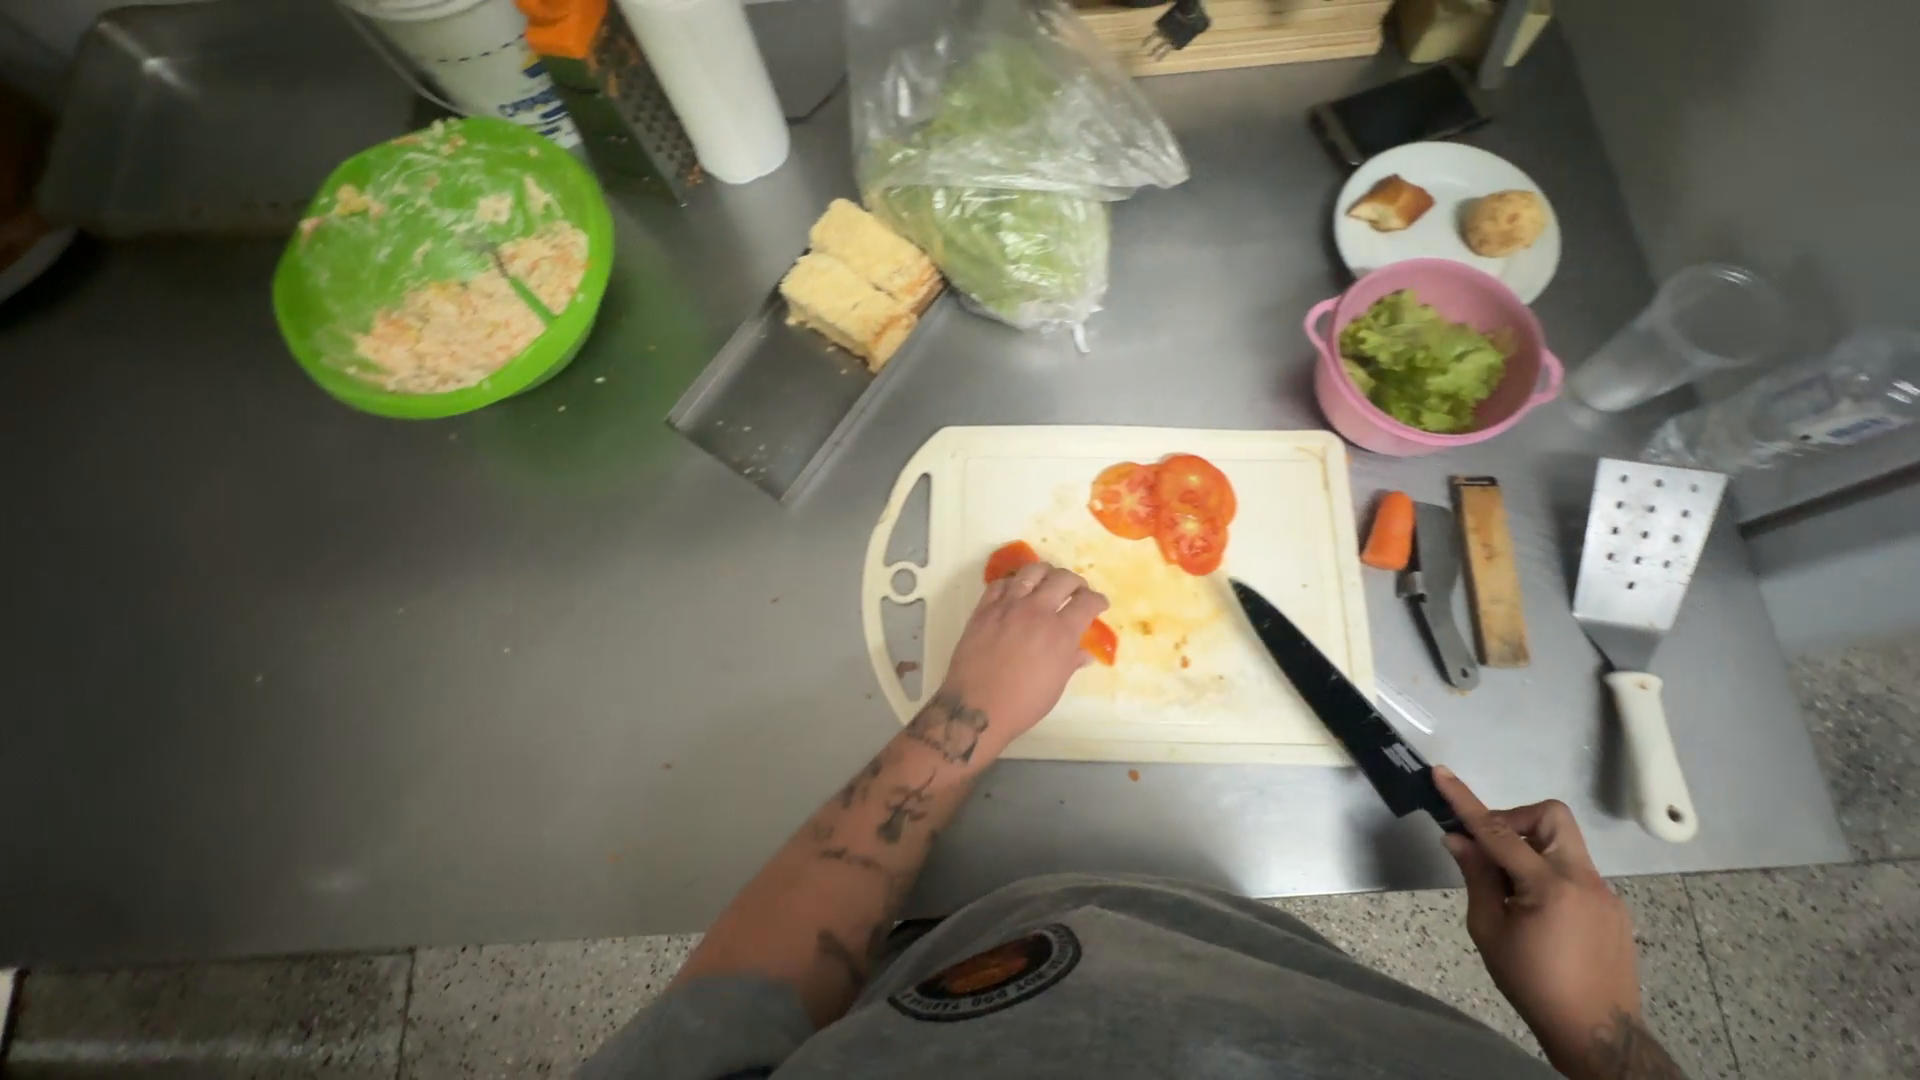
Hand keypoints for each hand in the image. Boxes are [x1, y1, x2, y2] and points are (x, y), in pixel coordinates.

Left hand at [935, 560, 1107, 752]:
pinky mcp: (984, 609)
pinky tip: (1016, 591)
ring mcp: (1008, 606)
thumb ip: (1070, 662)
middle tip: (1077, 590)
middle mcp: (1036, 611)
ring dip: (1046, 573)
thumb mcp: (1056, 685)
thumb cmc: (1022, 703)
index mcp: (1060, 633)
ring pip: (1031, 572)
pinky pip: (1000, 583)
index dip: (1097, 601)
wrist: (976, 706)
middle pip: (1063, 579)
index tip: (1099, 604)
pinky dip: (1013, 583)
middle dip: (1076, 582)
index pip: (1087, 603)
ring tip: (1048, 581)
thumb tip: (1083, 653)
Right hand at [1433, 768, 1644, 1074]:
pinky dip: (1546, 872)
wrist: (1598, 1034)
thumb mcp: (1489, 930)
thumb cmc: (1532, 983)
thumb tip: (1458, 839)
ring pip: (1563, 842)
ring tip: (1508, 886)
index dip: (1464, 800)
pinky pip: (1573, 870)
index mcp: (1549, 886)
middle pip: (1551, 817)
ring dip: (1529, 848)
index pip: (1497, 830)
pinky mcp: (1612, 908)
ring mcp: (1604, 893)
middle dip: (1515, 819)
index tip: (1441, 774)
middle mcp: (1583, 880)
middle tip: (1491, 848)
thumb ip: (1477, 877)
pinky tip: (1534, 909)